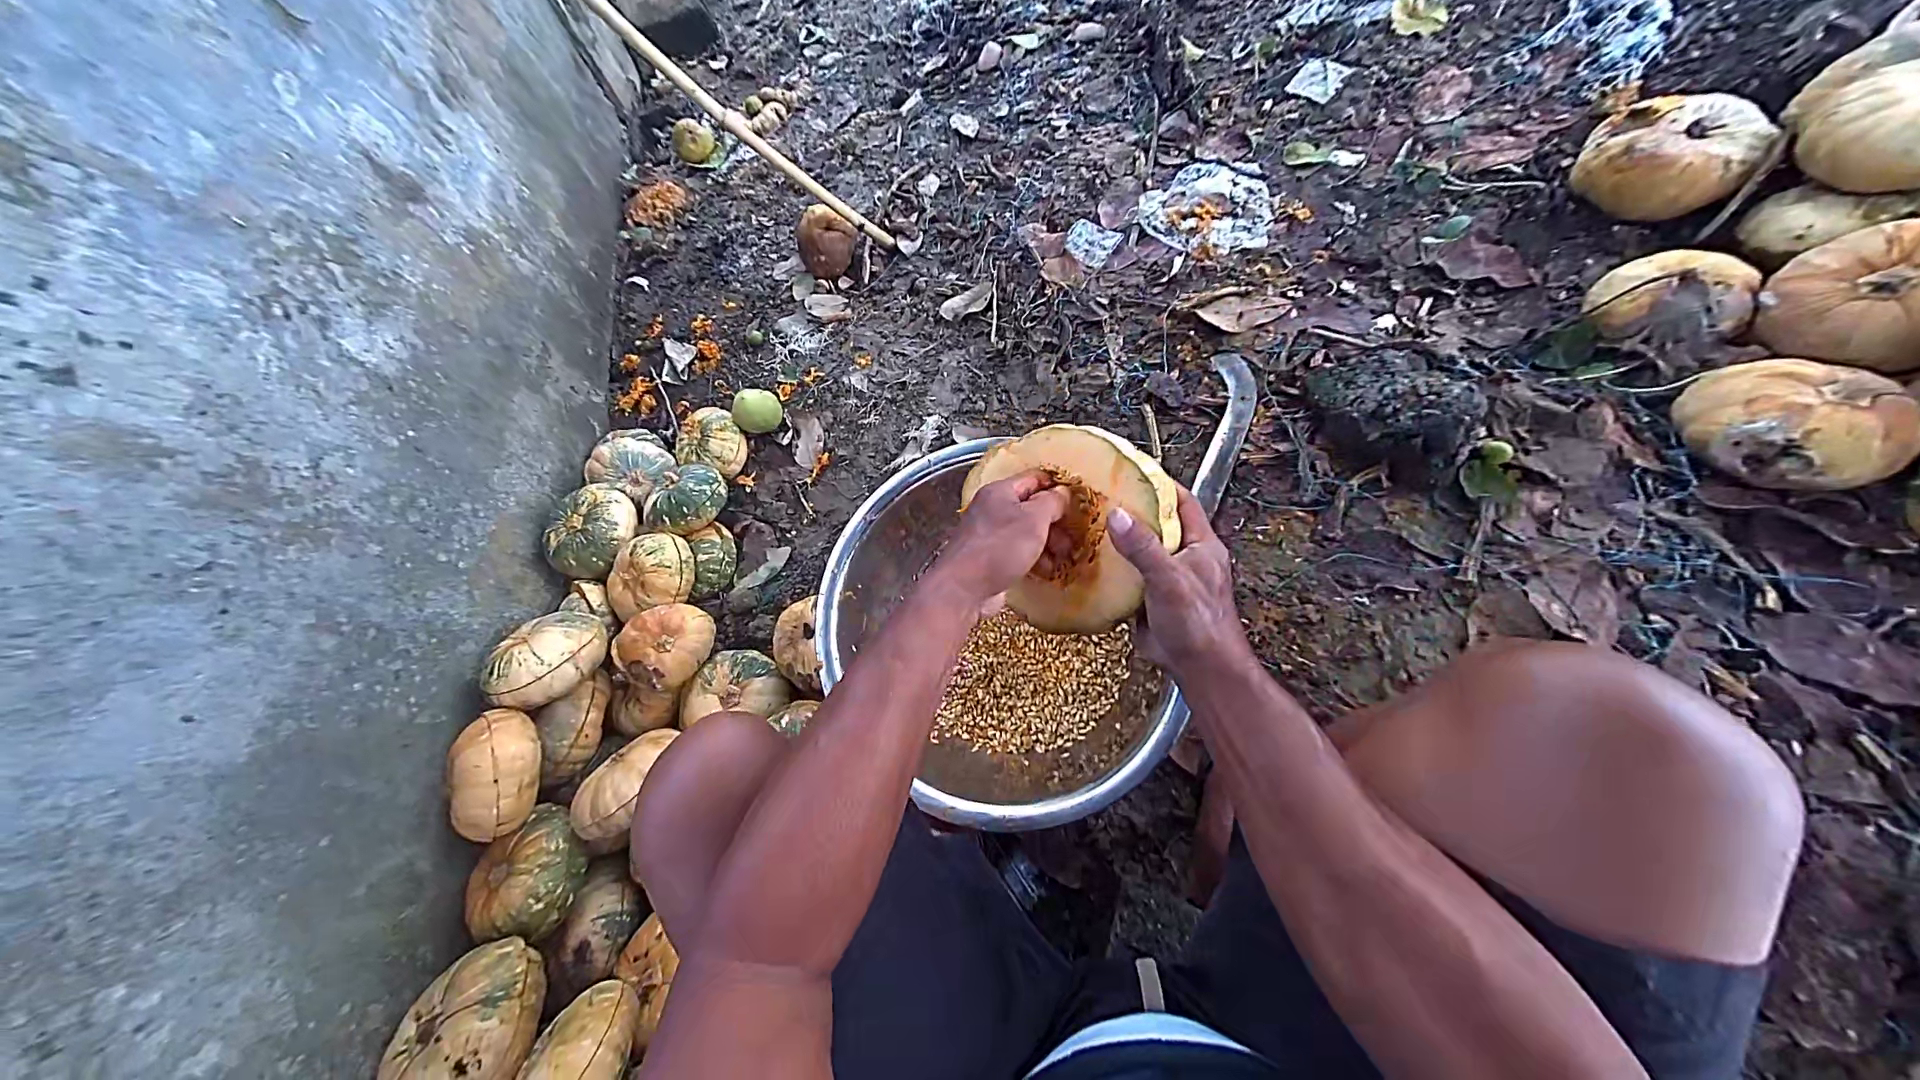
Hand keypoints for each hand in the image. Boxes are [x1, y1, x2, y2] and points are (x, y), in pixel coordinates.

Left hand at [934, 470, 1071, 606]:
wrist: (963, 588)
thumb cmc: (999, 548)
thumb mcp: (1034, 519)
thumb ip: (1052, 502)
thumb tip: (1063, 493)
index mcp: (1000, 492)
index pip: (1035, 479)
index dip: (1058, 487)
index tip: (1079, 502)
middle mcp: (992, 509)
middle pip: (1032, 508)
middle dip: (1055, 522)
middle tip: (1073, 538)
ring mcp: (989, 535)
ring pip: (1027, 532)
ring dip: (1048, 543)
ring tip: (1064, 558)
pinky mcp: (989, 559)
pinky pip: (1018, 553)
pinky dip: (1034, 558)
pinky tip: (1047, 571)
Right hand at [1107, 485, 1250, 675]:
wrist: (1199, 667)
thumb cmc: (1198, 622)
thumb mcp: (1170, 578)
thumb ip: (1144, 547)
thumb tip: (1117, 515)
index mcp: (1200, 546)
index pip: (1183, 503)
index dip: (1161, 485)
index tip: (1134, 472)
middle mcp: (1185, 558)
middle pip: (1157, 525)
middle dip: (1133, 512)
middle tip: (1102, 498)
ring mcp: (1167, 579)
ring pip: (1140, 552)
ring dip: (1119, 542)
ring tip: (1090, 526)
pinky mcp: (1149, 600)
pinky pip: (1128, 578)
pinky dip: (1112, 571)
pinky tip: (1091, 563)